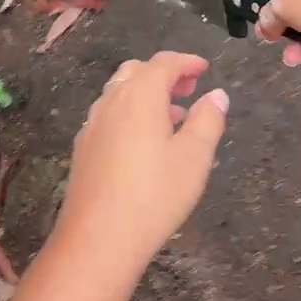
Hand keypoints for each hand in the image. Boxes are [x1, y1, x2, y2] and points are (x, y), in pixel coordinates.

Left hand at [56, 52, 228, 266]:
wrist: (97, 239)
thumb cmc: (154, 195)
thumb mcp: (194, 157)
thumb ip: (208, 120)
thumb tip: (216, 95)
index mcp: (140, 96)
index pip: (164, 63)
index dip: (186, 61)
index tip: (205, 69)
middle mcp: (112, 101)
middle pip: (137, 71)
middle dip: (165, 75)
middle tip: (189, 90)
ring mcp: (92, 124)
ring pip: (120, 93)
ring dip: (146, 95)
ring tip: (173, 118)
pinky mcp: (83, 148)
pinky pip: (109, 115)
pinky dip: (130, 113)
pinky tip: (144, 143)